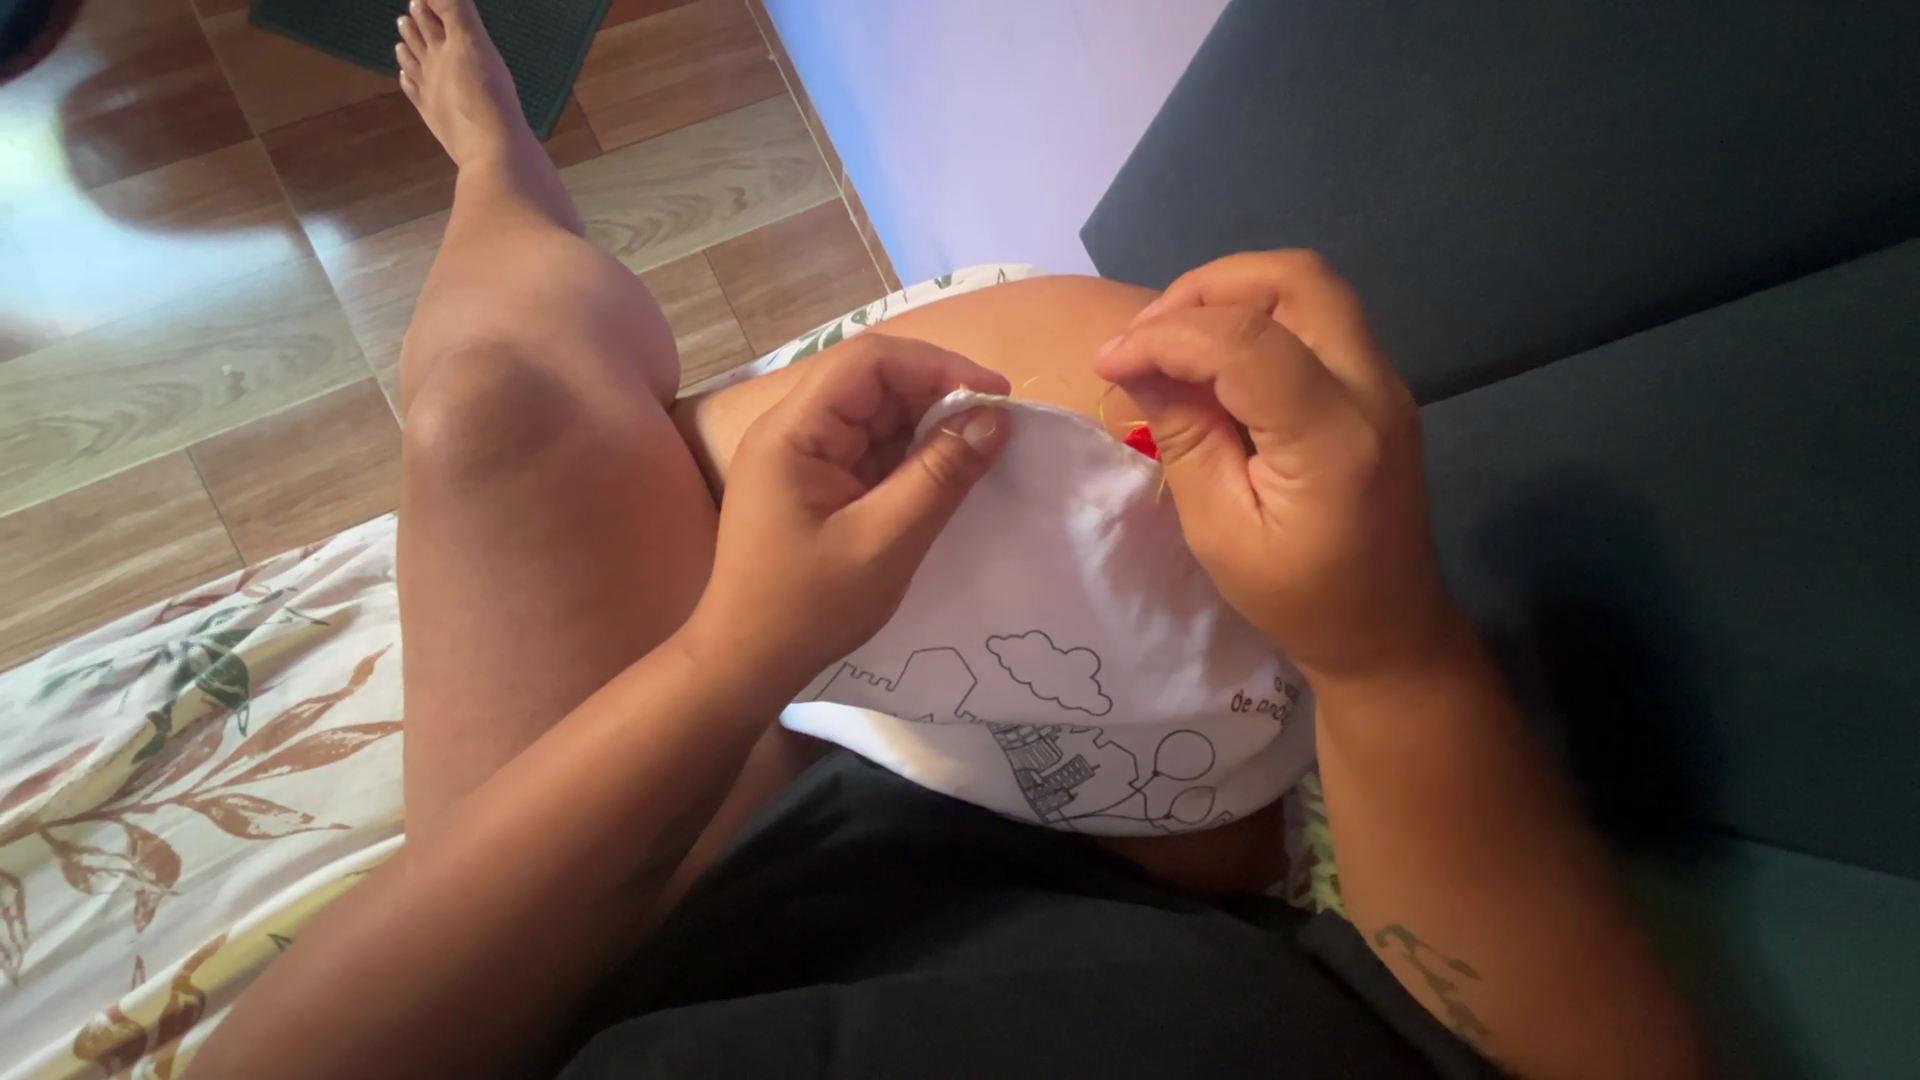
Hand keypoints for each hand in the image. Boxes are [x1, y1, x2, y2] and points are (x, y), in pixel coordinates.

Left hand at [684, 334, 1010, 689]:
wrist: (750, 662)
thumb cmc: (810, 607)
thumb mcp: (885, 542)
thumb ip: (940, 476)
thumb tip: (995, 420)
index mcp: (794, 431)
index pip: (869, 362)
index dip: (938, 366)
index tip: (995, 397)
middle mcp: (796, 430)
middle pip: (874, 383)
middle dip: (938, 396)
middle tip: (995, 428)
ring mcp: (807, 456)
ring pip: (879, 415)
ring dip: (930, 426)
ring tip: (980, 452)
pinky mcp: (821, 482)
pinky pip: (875, 450)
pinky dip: (915, 456)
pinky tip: (947, 473)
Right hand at [1094, 251, 1457, 680]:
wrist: (1386, 628)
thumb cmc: (1296, 597)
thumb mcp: (1219, 530)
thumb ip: (1184, 438)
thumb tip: (1138, 367)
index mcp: (1330, 440)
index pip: (1245, 343)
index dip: (1166, 337)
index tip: (1109, 361)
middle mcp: (1372, 388)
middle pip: (1295, 278)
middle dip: (1205, 287)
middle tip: (1147, 333)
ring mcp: (1383, 381)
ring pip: (1308, 287)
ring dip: (1231, 295)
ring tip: (1172, 339)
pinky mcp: (1376, 385)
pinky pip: (1315, 318)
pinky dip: (1254, 317)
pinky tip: (1213, 359)